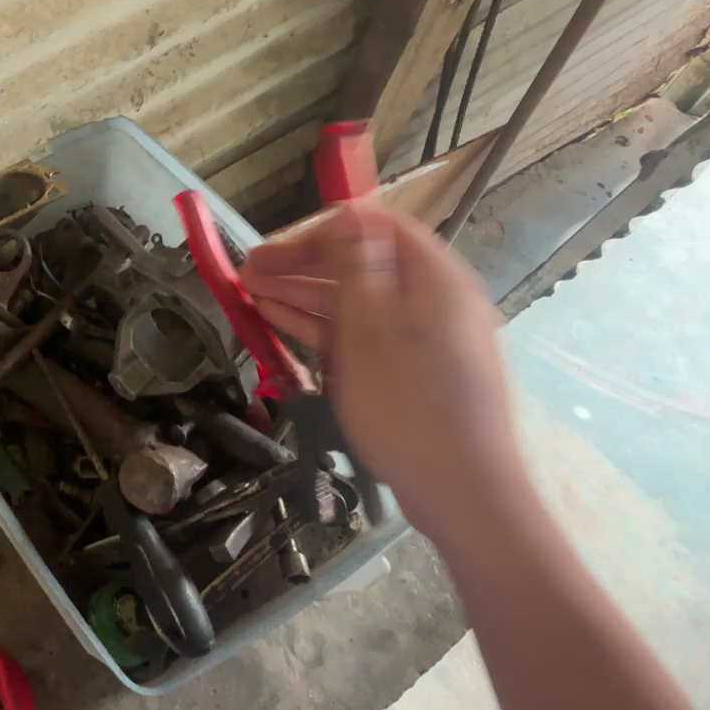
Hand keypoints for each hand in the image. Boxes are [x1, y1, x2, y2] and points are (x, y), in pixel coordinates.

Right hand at [238, 202, 530, 544]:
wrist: (462, 494)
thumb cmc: (410, 410)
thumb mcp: (371, 332)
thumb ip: (357, 268)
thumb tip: (349, 214)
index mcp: (434, 280)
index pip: (376, 228)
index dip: (322, 231)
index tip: (275, 245)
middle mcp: (429, 299)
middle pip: (360, 263)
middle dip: (300, 263)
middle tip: (247, 271)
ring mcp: (417, 336)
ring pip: (352, 300)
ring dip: (299, 292)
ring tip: (247, 292)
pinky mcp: (405, 368)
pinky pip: (357, 332)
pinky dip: (318, 324)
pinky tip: (276, 320)